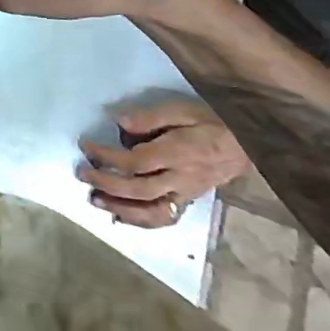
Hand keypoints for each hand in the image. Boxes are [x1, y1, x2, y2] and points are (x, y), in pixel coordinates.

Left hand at [78, 101, 252, 227]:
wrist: (248, 144)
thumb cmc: (210, 122)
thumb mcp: (181, 110)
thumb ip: (149, 117)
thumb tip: (117, 121)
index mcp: (177, 154)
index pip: (136, 161)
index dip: (108, 156)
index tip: (85, 146)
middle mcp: (181, 179)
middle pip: (139, 189)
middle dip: (106, 183)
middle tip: (82, 173)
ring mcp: (186, 194)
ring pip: (152, 211)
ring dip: (120, 208)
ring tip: (95, 200)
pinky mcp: (189, 201)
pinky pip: (165, 217)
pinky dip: (141, 220)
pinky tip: (120, 215)